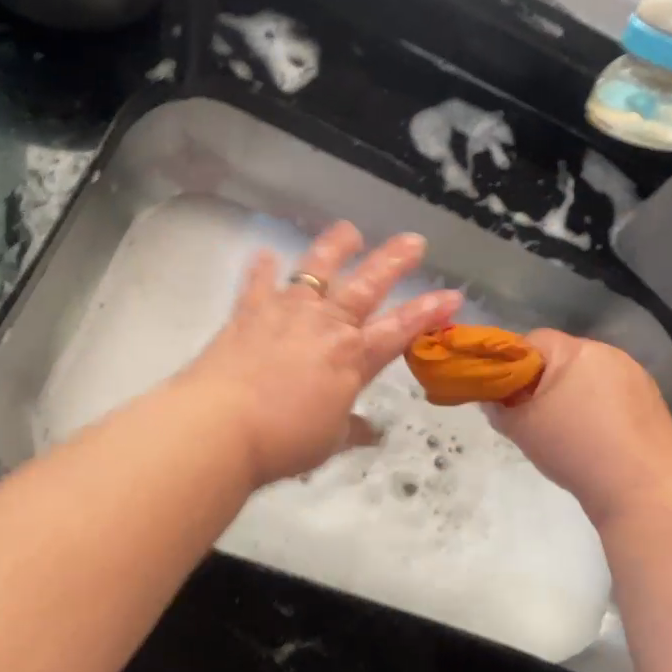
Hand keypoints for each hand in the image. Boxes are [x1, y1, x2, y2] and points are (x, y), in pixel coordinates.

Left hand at [182, 222, 461, 485]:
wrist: (219, 426)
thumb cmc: (283, 441)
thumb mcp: (327, 442)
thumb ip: (351, 430)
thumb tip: (372, 432)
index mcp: (352, 358)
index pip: (400, 329)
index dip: (428, 312)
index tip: (452, 295)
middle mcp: (325, 325)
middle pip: (366, 285)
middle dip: (393, 261)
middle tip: (413, 240)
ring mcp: (286, 313)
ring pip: (316, 270)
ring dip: (334, 247)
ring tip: (348, 229)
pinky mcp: (248, 313)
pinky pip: (258, 284)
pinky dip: (263, 270)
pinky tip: (265, 255)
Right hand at [486, 330, 671, 522]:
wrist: (642, 490)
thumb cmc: (575, 450)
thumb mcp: (522, 430)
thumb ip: (498, 408)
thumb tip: (491, 399)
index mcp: (576, 351)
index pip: (533, 341)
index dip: (514, 366)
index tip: (509, 398)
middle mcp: (610, 353)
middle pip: (564, 359)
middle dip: (546, 383)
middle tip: (536, 420)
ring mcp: (637, 376)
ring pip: (591, 378)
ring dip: (576, 397)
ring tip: (570, 435)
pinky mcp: (654, 400)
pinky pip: (615, 396)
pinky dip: (602, 411)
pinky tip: (599, 442)